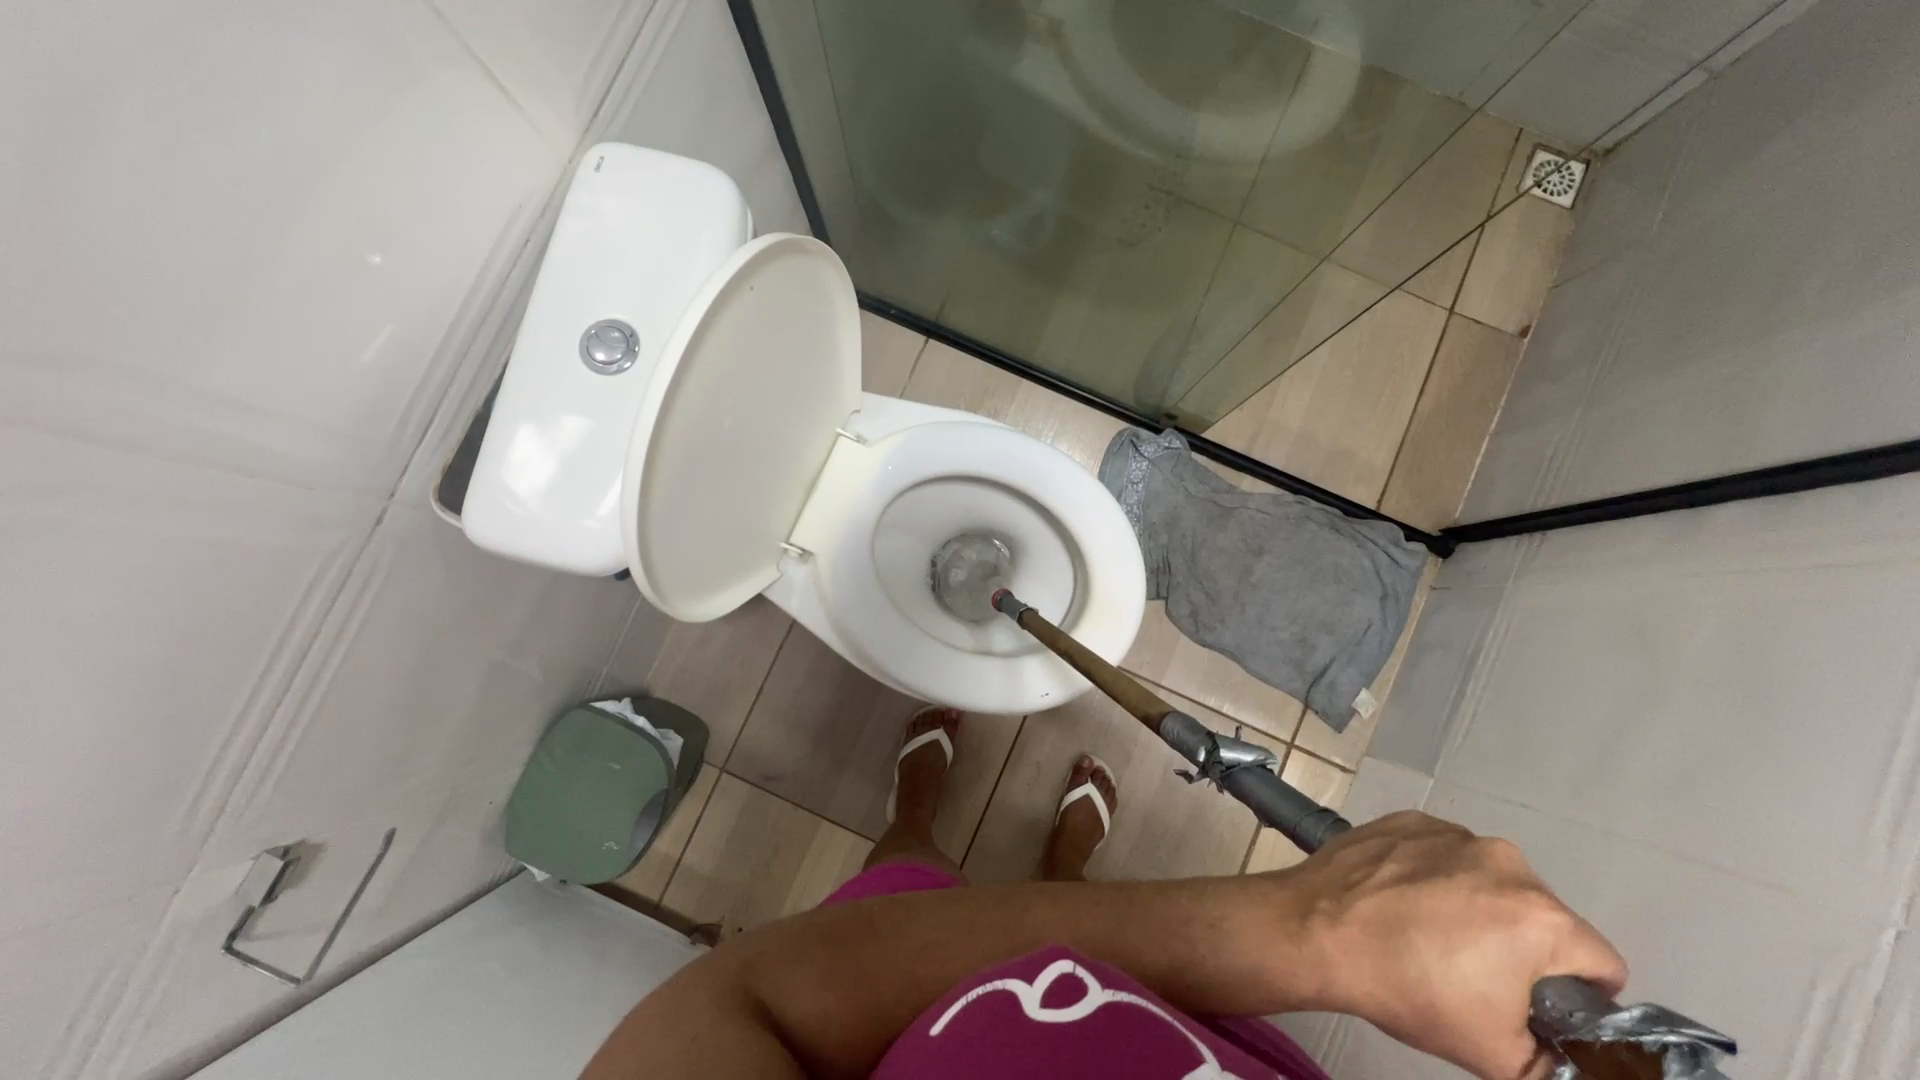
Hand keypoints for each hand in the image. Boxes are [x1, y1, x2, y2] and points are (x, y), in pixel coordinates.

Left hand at [1272, 811, 1626, 1079]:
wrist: (1314, 929)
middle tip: (1471, 973)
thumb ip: (1552, 1066)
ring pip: (1490, 881)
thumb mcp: (1495, 1054)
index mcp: (1542, 915)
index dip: (1578, 995)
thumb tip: (1567, 1060)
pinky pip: (1443, 854)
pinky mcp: (1410, 820)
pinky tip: (1400, 901)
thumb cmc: (1406, 987)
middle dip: (1521, 948)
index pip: (1602, 964)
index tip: (1535, 1005)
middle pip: (1544, 917)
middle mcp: (1507, 861)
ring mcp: (1453, 833)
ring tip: (1427, 935)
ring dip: (1475, 907)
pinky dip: (1433, 876)